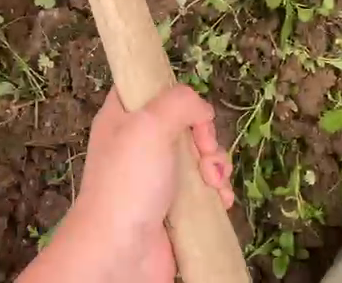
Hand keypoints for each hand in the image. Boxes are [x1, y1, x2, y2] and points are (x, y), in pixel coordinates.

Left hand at [20, 85, 234, 282]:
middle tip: (204, 150)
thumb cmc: (129, 181)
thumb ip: (180, 102)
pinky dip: (218, 191)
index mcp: (123, 116)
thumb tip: (201, 110)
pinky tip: (221, 199)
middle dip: (204, 134)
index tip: (189, 107)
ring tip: (214, 181)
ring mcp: (157, 176)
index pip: (149, 87)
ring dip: (215, 164)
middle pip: (183, 121)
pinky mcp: (174, 206)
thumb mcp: (150, 123)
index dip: (173, 91)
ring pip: (198, 154)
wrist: (120, 254)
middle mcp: (139, 143)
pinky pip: (204, 188)